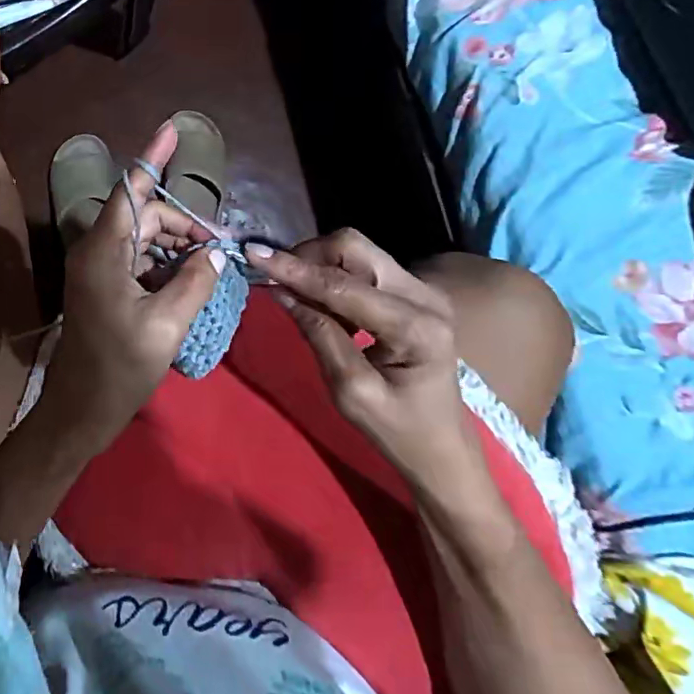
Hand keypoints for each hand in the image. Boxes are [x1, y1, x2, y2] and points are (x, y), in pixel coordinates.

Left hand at [41, 122, 225, 456]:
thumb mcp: (166, 324)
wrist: (80, 410)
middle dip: (183, 224)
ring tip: (210, 264)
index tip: (171, 128)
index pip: (131, 190)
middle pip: (145, 215)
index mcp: (104, 250)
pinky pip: (138, 259)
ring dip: (177, 245)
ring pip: (144, 237)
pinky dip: (165, 263)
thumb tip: (214, 251)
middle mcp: (96, 250)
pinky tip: (190, 280)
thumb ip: (194, 280)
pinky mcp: (103, 286)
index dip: (152, 158)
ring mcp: (97, 268)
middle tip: (220, 249)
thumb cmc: (119, 368)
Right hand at [244, 230, 471, 472]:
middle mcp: (425, 295)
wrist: (441, 445)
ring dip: (317, 264)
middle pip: (353, 248)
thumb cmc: (397, 430)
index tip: (253, 254)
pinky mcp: (412, 290)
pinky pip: (362, 266)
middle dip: (307, 256)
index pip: (342, 285)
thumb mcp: (350, 391)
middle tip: (275, 278)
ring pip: (356, 251)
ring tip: (293, 291)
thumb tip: (280, 290)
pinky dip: (331, 275)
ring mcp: (422, 289)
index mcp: (416, 328)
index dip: (294, 268)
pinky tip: (319, 303)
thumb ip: (318, 334)